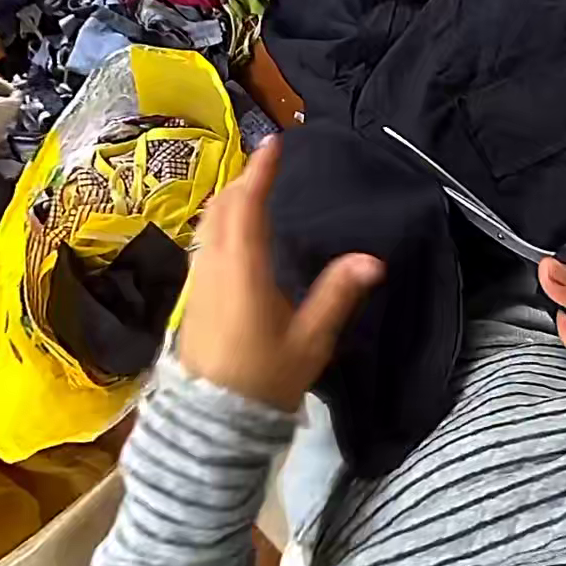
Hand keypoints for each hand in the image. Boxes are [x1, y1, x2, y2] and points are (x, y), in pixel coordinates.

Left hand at [178, 139, 382, 410]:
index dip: (260, 173)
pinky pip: (204, 242)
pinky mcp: (193, 297)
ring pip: (208, 224)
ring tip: (253, 189)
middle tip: (268, 164)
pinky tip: (234, 232)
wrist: (211, 421)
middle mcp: (214, 267)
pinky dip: (220, 222)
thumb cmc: (265, 377)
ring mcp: (198, 281)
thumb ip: (338, 294)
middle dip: (244, 180)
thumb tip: (372, 259)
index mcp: (244, 271)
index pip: (248, 208)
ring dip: (229, 199)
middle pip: (222, 209)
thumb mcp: (311, 338)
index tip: (273, 144)